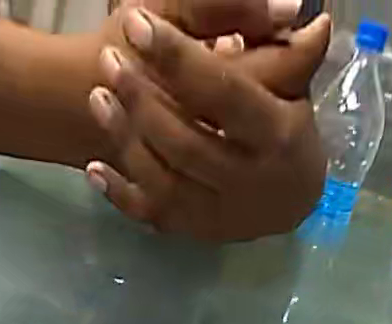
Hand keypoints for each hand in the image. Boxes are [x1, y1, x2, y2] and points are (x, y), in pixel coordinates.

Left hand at [85, 9, 333, 241]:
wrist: (291, 198)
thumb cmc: (283, 125)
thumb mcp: (289, 86)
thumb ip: (278, 52)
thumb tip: (294, 9)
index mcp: (278, 137)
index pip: (226, 95)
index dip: (180, 61)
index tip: (138, 24)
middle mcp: (251, 183)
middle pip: (188, 145)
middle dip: (144, 101)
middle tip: (111, 61)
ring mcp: (224, 215)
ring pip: (167, 185)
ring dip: (127, 141)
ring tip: (99, 98)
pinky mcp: (202, 233)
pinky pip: (157, 217)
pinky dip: (123, 195)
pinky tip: (97, 168)